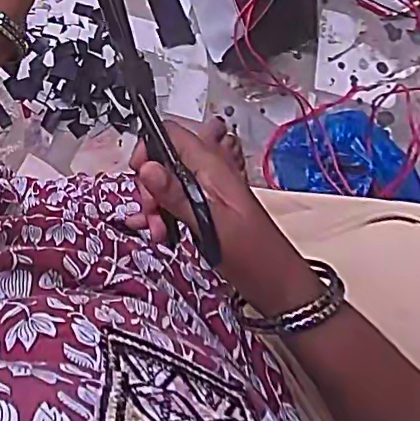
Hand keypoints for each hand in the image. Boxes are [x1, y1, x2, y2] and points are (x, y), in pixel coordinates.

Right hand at [126, 116, 322, 314]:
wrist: (280, 287)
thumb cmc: (253, 255)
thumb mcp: (209, 225)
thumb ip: (175, 194)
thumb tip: (146, 167)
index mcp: (211, 166)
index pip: (170, 133)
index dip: (148, 148)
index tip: (139, 176)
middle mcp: (207, 172)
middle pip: (162, 160)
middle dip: (149, 185)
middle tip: (152, 213)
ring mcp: (205, 190)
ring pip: (164, 182)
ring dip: (154, 204)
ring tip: (158, 230)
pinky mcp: (203, 207)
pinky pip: (173, 200)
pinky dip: (161, 214)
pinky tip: (159, 231)